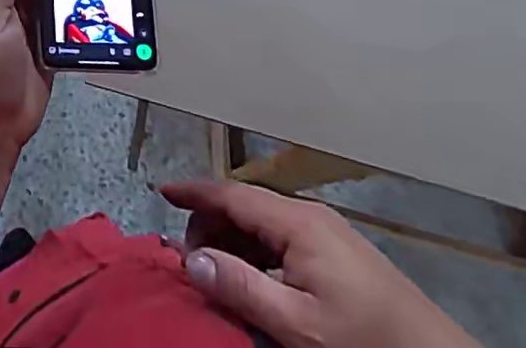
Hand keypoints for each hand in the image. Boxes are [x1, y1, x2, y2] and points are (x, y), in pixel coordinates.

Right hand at [160, 181, 480, 347]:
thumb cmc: (364, 340)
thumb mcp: (296, 324)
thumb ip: (240, 286)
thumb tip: (190, 259)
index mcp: (296, 222)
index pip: (231, 194)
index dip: (194, 192)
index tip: (161, 191)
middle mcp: (309, 215)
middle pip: (244, 205)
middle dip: (210, 225)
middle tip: (191, 262)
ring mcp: (326, 232)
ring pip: (261, 223)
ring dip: (232, 241)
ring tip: (216, 274)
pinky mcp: (337, 252)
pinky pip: (281, 238)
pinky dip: (255, 252)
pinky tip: (251, 279)